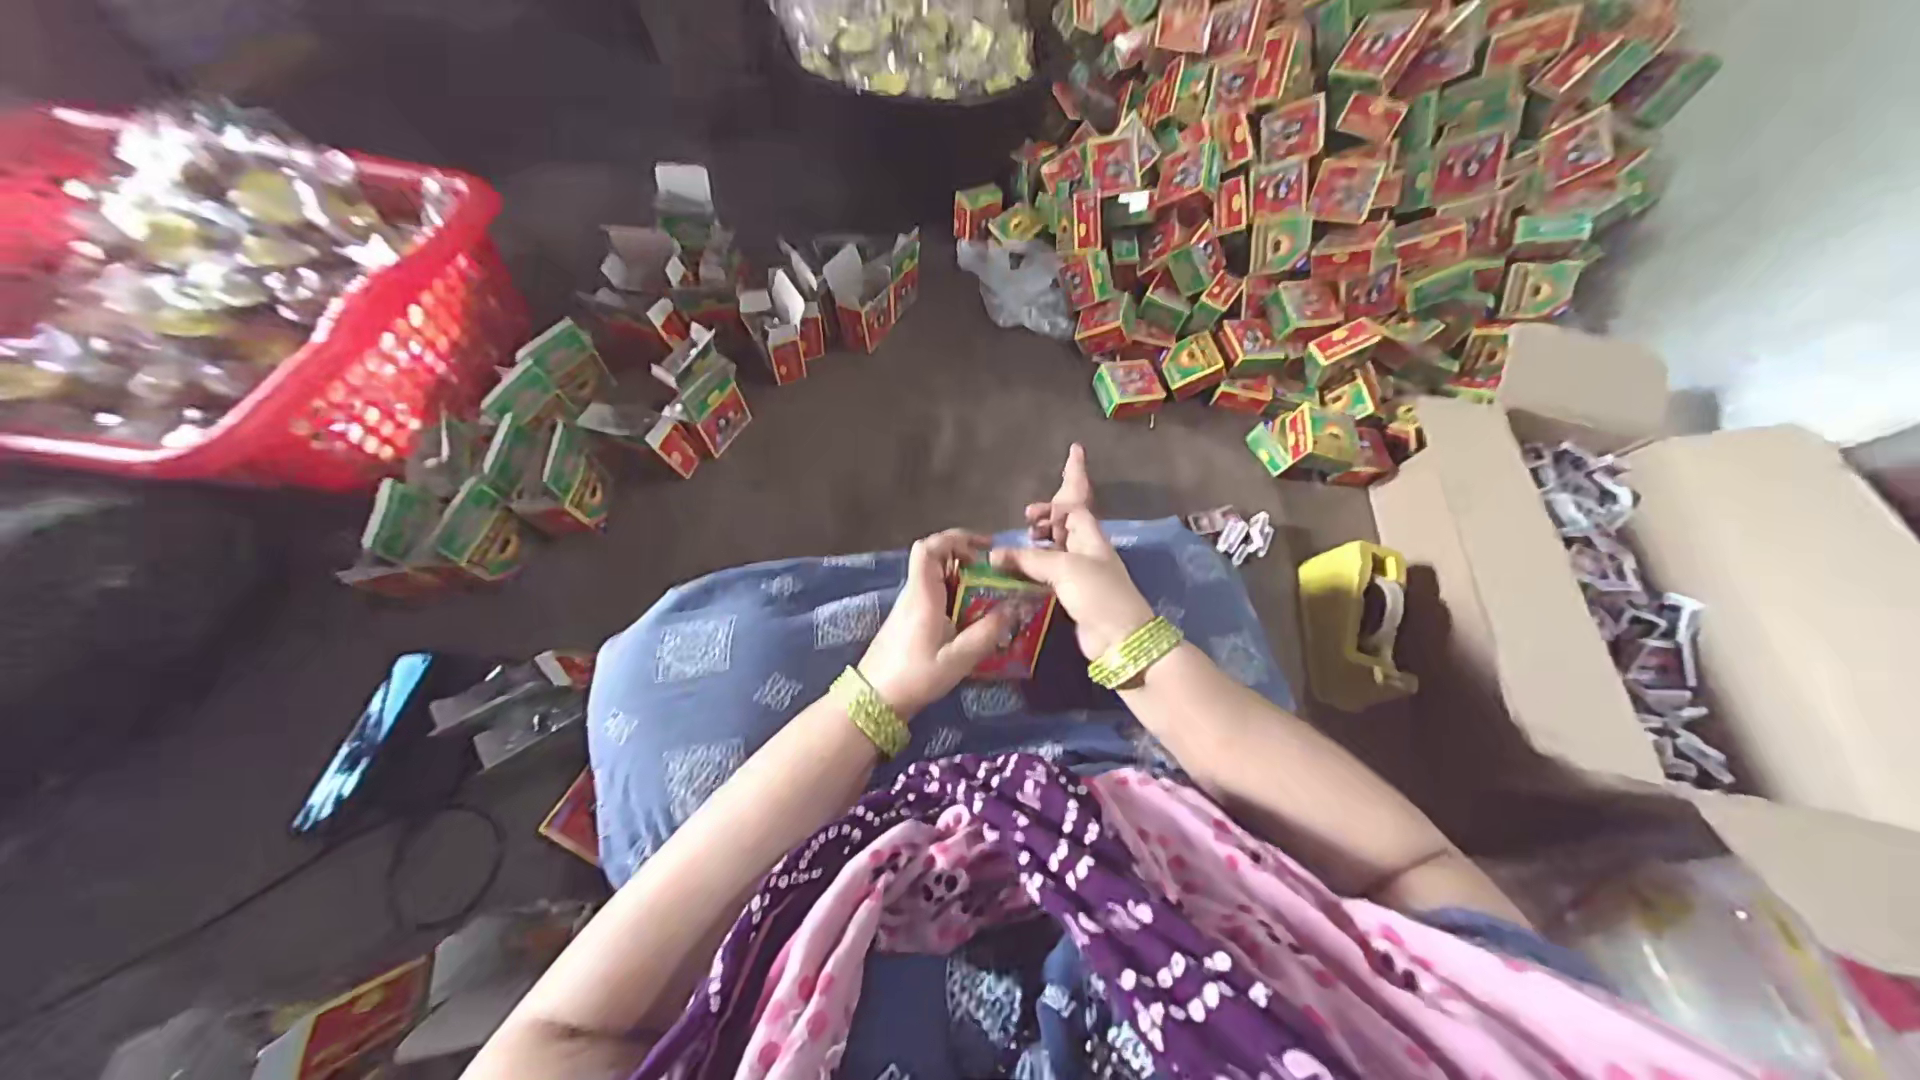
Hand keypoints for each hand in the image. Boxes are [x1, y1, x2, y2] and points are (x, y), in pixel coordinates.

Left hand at [857, 529, 1012, 717]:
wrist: (874, 699)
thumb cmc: (915, 676)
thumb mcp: (958, 658)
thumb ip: (987, 632)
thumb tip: (1014, 608)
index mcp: (922, 594)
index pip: (930, 547)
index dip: (957, 539)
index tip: (984, 549)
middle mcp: (914, 593)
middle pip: (935, 558)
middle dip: (966, 557)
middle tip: (993, 573)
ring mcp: (909, 606)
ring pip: (935, 576)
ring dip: (962, 578)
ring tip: (989, 594)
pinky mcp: (909, 619)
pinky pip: (934, 594)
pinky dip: (954, 595)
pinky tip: (971, 616)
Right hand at [991, 507, 1154, 659]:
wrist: (1117, 637)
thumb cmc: (1096, 593)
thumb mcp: (1063, 567)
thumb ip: (1029, 559)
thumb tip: (993, 555)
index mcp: (1092, 539)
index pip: (1073, 512)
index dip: (1052, 509)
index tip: (1028, 516)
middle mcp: (1087, 554)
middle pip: (1063, 533)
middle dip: (1043, 529)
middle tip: (1022, 533)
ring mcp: (1080, 577)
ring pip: (1055, 556)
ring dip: (1036, 553)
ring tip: (1015, 555)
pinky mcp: (1072, 597)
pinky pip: (1050, 579)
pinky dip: (1034, 575)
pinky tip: (1018, 579)